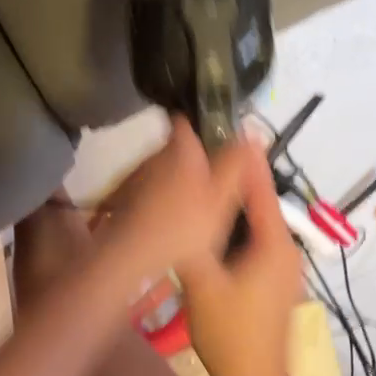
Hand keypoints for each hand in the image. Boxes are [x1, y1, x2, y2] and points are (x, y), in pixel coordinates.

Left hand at [93, 117, 254, 284]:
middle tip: (211, 186)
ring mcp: (136, 176)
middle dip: (192, 161)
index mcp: (180, 148)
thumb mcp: (222, 196)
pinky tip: (167, 222)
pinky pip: (147, 191)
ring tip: (190, 209)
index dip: (200, 129)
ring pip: (161, 171)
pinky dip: (157, 200)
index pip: (186, 122)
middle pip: (175, 149)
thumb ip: (235, 163)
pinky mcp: (123, 197)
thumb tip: (252, 132)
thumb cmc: (184, 224)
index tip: (214, 144)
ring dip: (174, 183)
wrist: (133, 252)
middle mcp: (154, 155)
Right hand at [176, 150, 303, 375]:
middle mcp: (286, 251)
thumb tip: (178, 202)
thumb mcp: (201, 283)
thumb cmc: (230, 333)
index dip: (247, 158)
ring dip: (236, 205)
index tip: (237, 127)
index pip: (260, 189)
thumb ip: (190, 239)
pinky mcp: (276, 284)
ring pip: (258, 225)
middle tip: (205, 154)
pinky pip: (257, 243)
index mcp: (273, 245)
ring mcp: (284, 270)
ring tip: (204, 183)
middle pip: (261, 204)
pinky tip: (212, 229)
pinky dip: (239, 228)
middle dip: (236, 179)